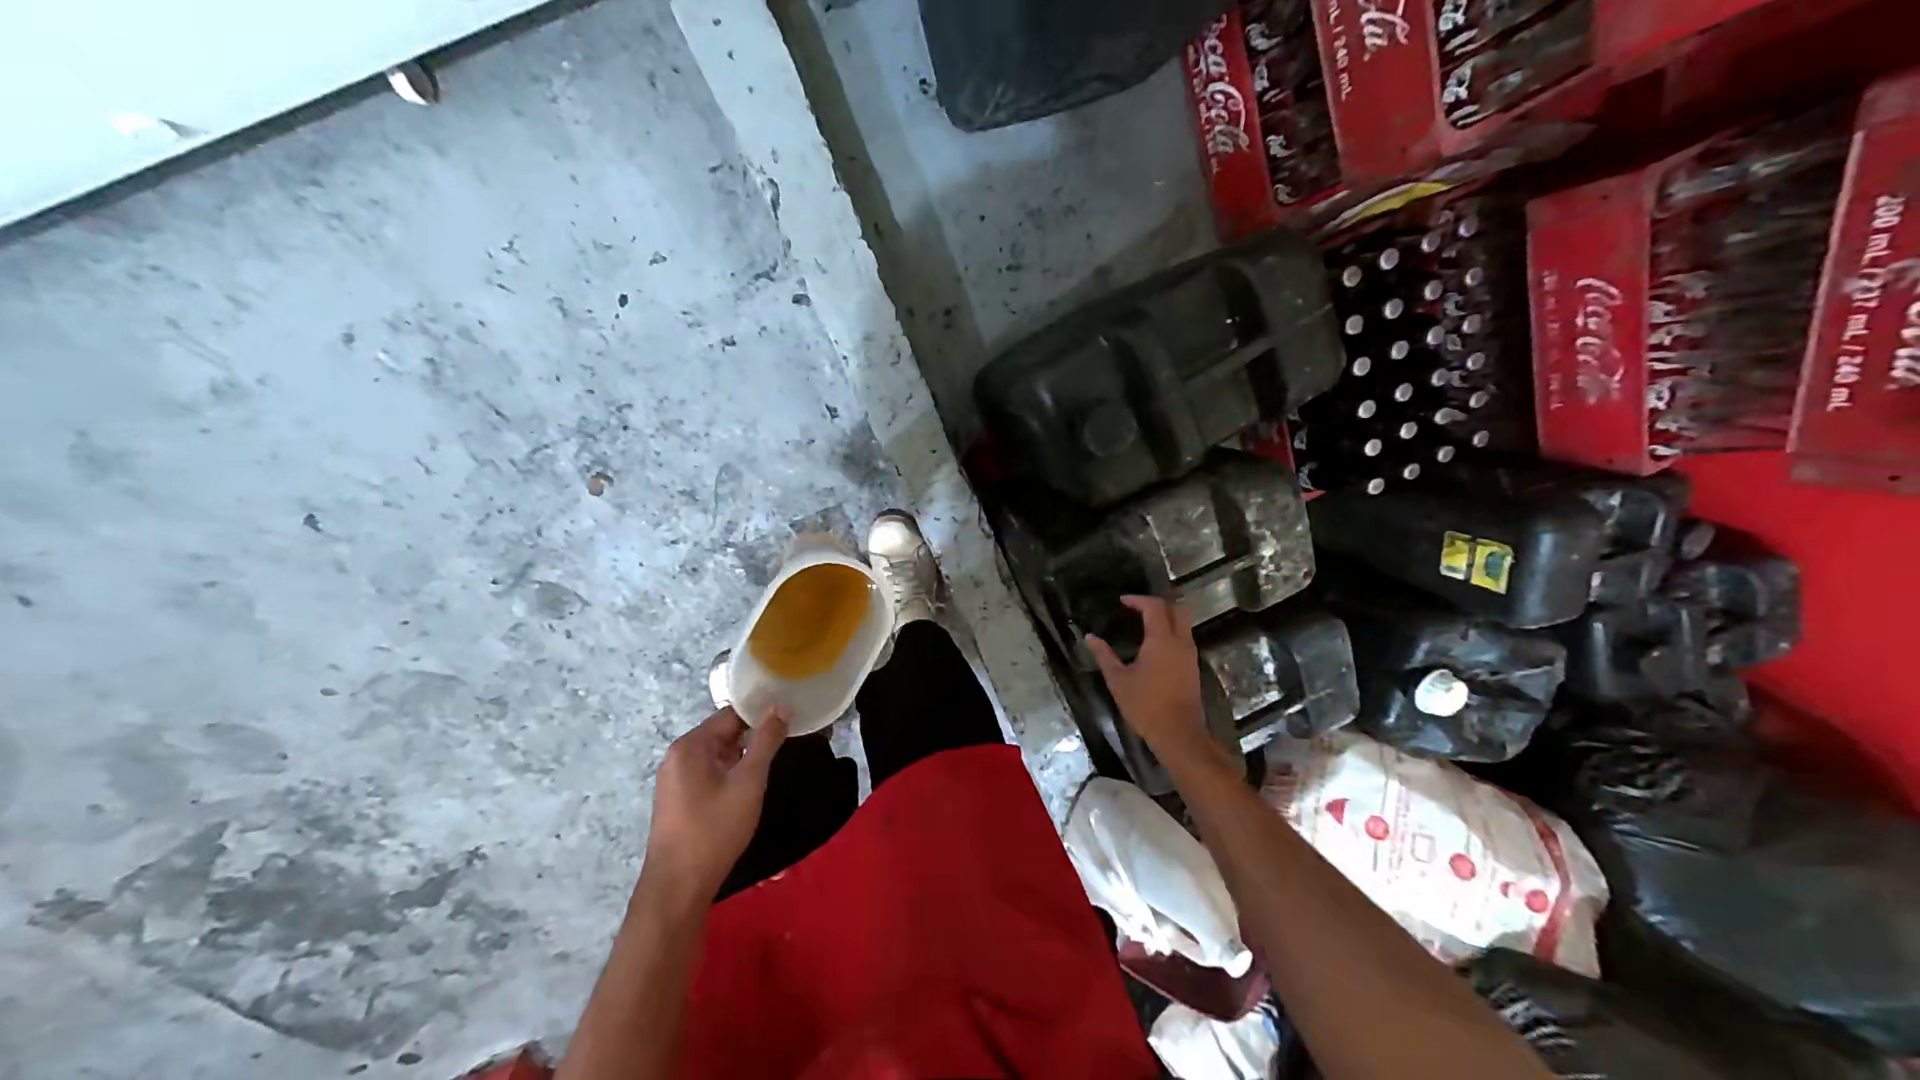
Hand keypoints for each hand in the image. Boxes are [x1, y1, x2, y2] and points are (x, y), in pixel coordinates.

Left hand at [643, 706, 786, 901]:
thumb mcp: (749, 782)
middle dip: (752, 739)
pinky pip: (707, 775)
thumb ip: (766, 741)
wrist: (678, 887)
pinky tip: (745, 793)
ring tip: (768, 770)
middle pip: (722, 734)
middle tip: (783, 748)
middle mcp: (677, 756)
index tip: (788, 721)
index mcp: (690, 746)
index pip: (731, 714)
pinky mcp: (676, 800)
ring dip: (742, 760)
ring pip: (717, 756)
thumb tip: (780, 707)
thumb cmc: (715, 829)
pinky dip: (728, 776)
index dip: (760, 715)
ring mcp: (673, 780)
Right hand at [1085, 596, 1212, 765]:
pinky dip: (1172, 629)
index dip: (1138, 600)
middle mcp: (1180, 642)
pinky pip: (1185, 636)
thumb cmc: (1145, 706)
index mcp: (1161, 640)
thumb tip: (1089, 637)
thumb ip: (1104, 655)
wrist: (1178, 733)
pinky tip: (1155, 641)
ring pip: (1184, 622)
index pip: (1154, 607)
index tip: (1123, 601)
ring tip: (1145, 619)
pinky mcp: (1192, 666)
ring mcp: (1190, 654)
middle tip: (1139, 604)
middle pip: (1177, 608)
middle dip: (1159, 601)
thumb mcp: (1118, 680)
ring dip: (1167, 615)